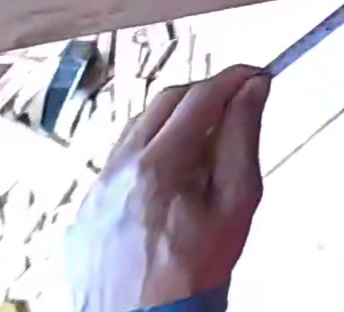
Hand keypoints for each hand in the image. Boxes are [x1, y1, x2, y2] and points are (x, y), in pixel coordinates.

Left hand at [66, 65, 269, 311]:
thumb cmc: (198, 267)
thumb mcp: (238, 196)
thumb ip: (243, 134)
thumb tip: (254, 88)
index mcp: (157, 165)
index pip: (201, 95)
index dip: (235, 77)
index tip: (259, 75)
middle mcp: (117, 171)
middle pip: (166, 101)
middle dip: (207, 91)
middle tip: (238, 100)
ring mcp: (94, 194)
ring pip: (139, 128)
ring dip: (178, 117)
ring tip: (210, 135)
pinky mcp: (84, 215)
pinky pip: (120, 161)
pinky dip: (153, 148)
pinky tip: (176, 172)